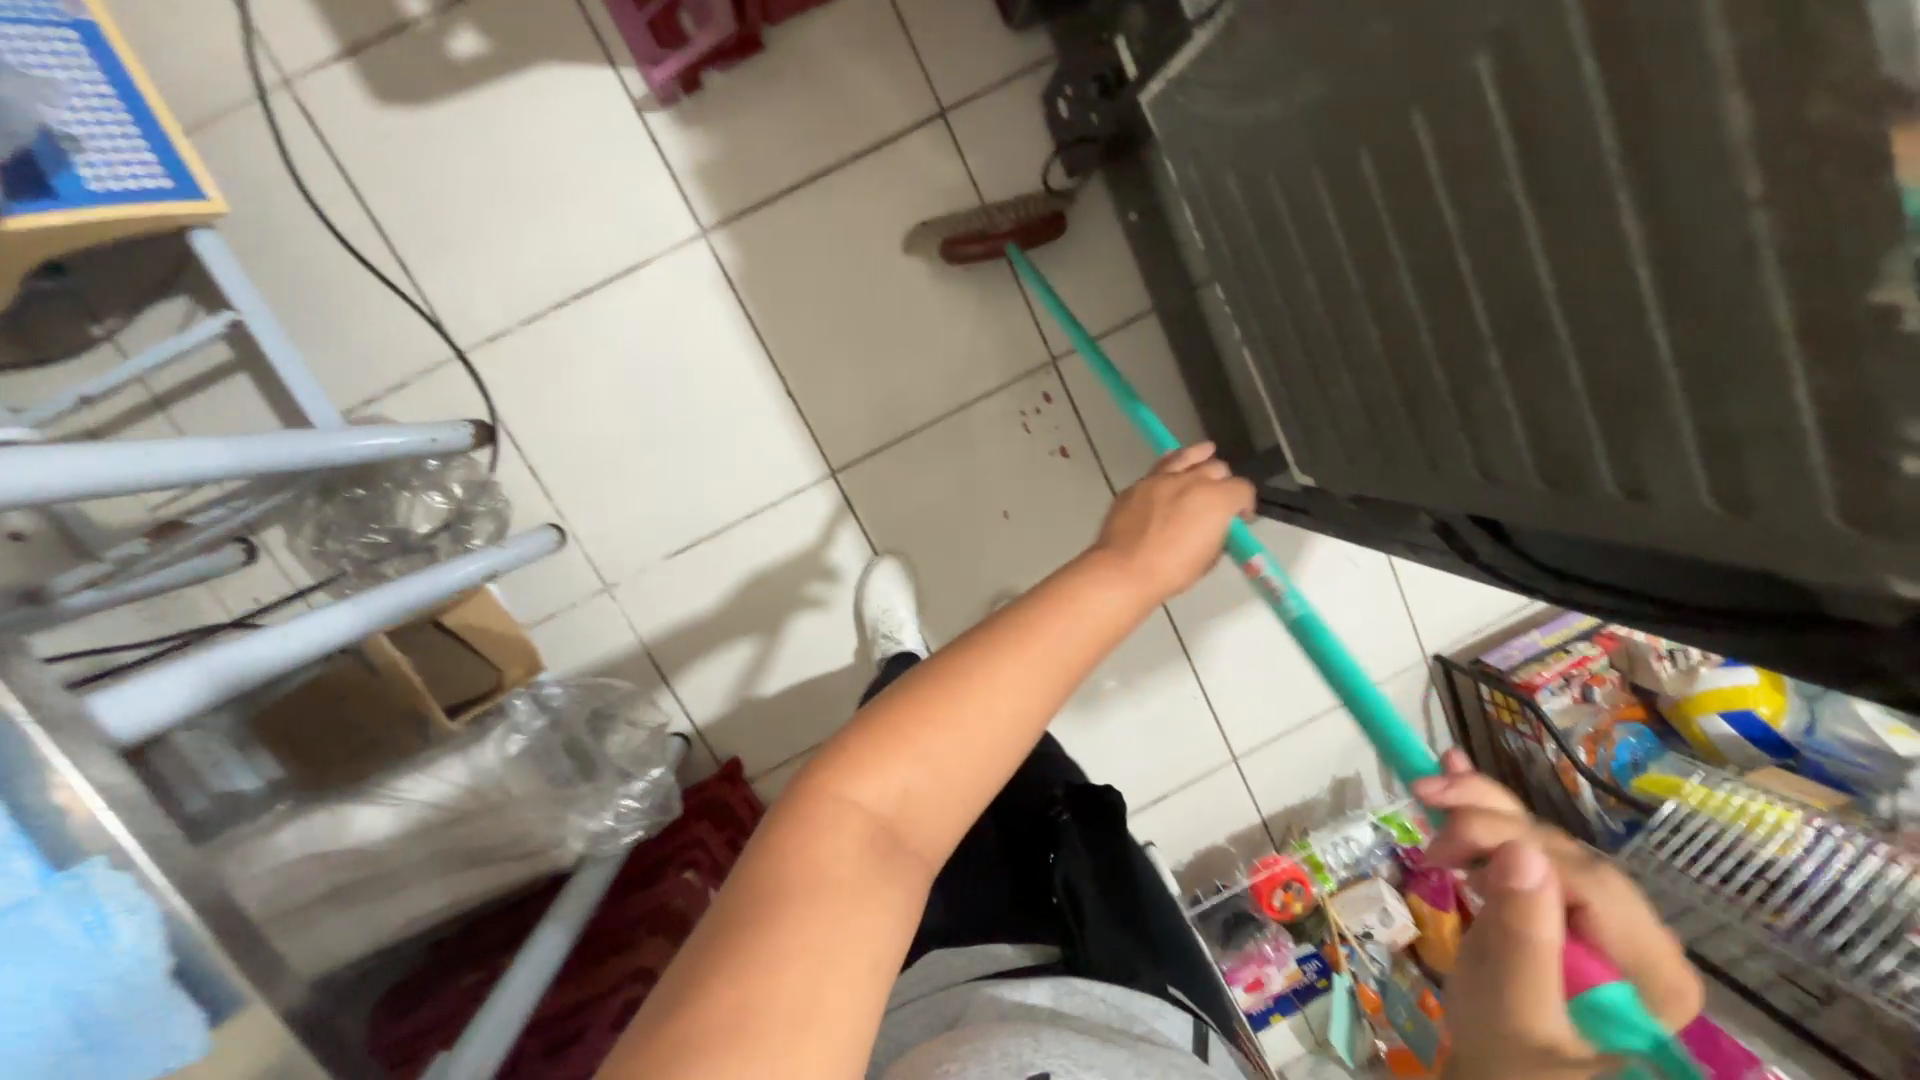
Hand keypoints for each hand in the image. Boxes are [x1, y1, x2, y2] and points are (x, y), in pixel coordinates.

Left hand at [1088, 442, 1255, 603]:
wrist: (1124, 570)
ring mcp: (1160, 479)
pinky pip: (1158, 469)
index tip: (1241, 518)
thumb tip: (1216, 525)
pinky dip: (1169, 467)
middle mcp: (1191, 480)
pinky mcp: (1137, 485)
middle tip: (1219, 496)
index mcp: (1216, 499)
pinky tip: (1169, 472)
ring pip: (1185, 457)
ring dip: (1199, 455)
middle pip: (1216, 468)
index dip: (1246, 504)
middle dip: (1223, 481)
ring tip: (1206, 450)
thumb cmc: (1172, 570)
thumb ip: (1218, 532)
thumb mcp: (1209, 556)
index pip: (1243, 489)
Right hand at [1414, 751, 1703, 1079]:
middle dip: (1490, 819)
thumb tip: (1523, 851)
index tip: (1437, 846)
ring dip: (1485, 811)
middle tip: (1421, 804)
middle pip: (1564, 853)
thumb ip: (1525, 938)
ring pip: (1545, 845)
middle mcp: (1639, 938)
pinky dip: (1492, 816)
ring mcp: (1603, 926)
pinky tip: (1461, 774)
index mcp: (1649, 969)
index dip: (1510, 841)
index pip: (1584, 878)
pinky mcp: (1565, 916)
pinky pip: (1531, 855)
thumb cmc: (1511, 1071)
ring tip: (1430, 788)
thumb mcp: (1514, 1016)